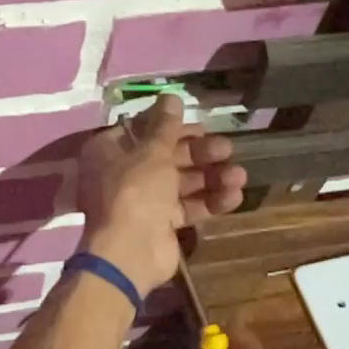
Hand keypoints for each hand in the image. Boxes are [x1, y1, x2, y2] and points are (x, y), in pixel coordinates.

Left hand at [75, 95, 246, 295]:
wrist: (131, 252)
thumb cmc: (136, 191)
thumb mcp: (152, 152)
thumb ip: (165, 126)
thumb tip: (171, 96)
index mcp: (108, 152)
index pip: (142, 131)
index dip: (172, 127)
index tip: (200, 126)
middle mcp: (123, 174)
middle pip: (166, 156)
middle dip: (199, 153)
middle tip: (228, 148)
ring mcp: (142, 201)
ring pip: (181, 182)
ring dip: (211, 177)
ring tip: (239, 175)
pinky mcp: (161, 224)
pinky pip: (187, 207)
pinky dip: (209, 201)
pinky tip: (235, 195)